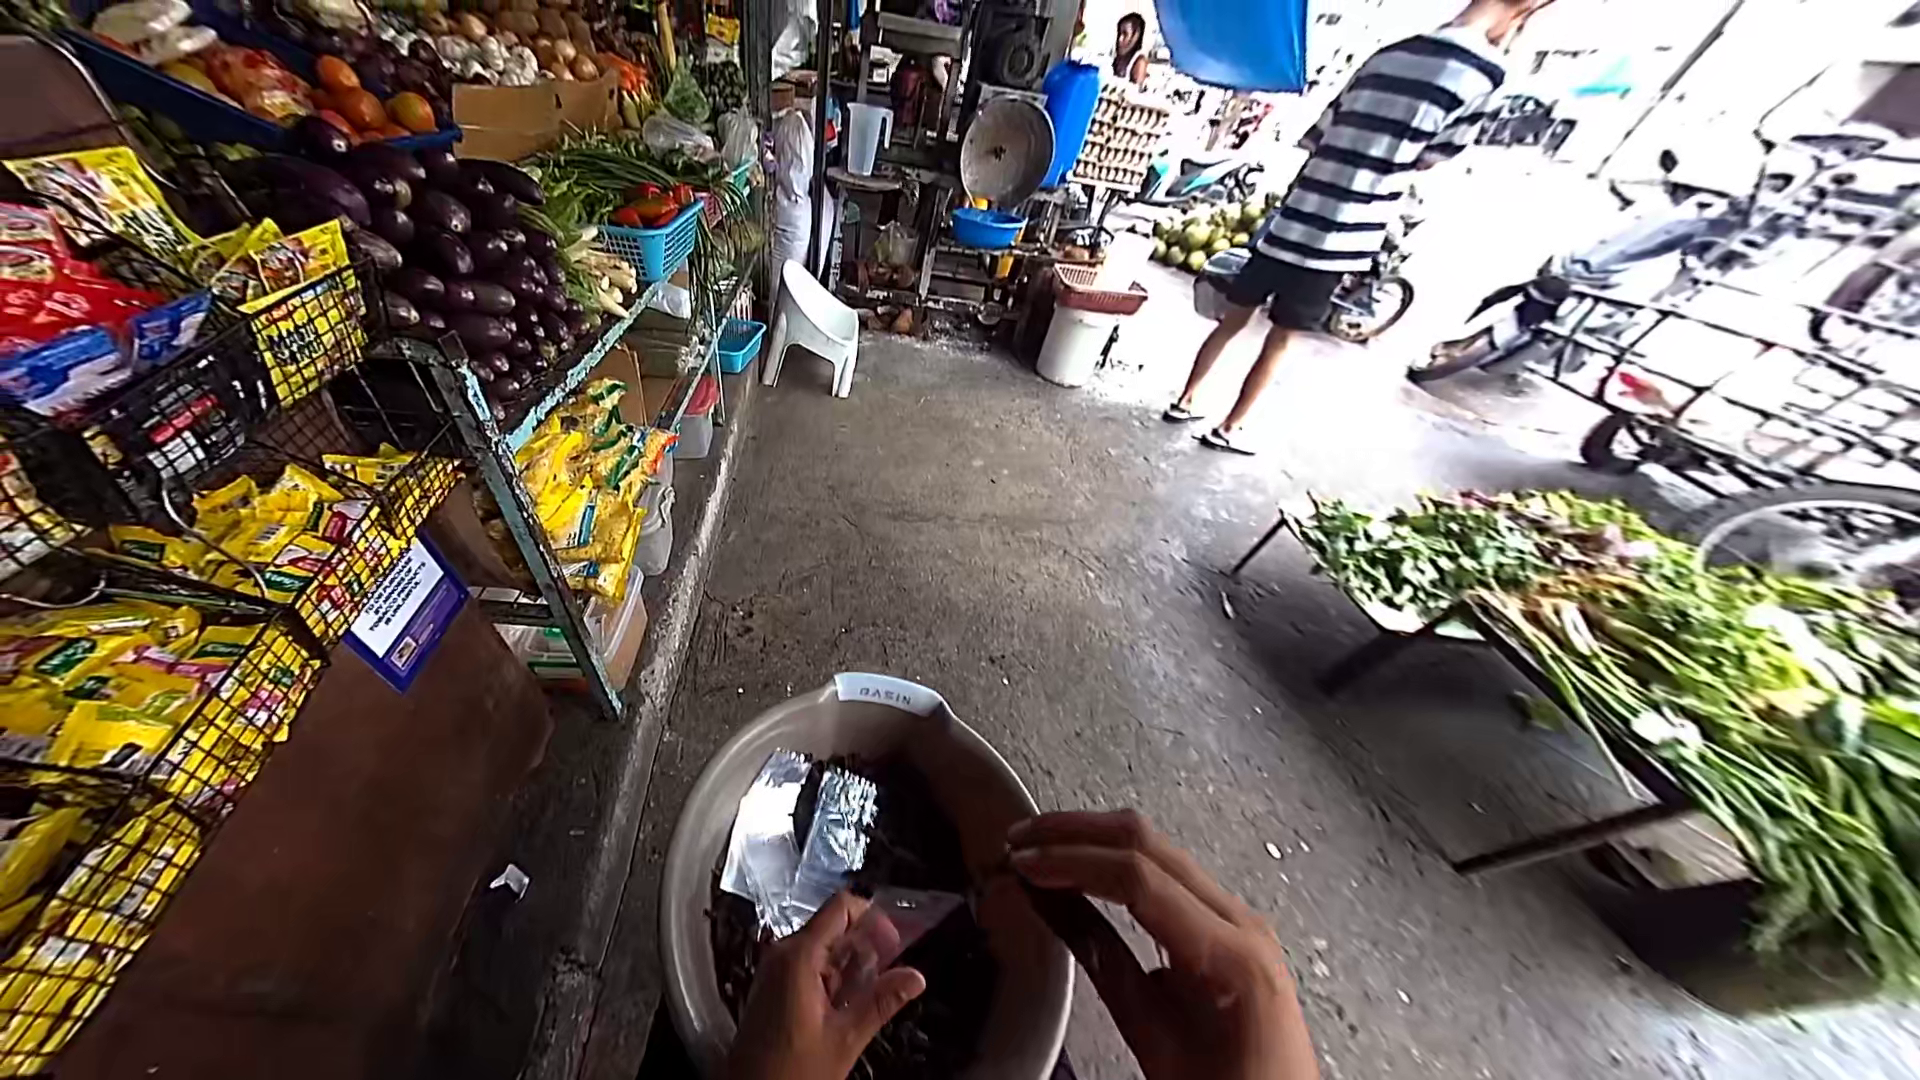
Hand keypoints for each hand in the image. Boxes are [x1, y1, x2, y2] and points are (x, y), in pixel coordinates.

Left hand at [725, 891, 927, 1079]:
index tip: (893, 943)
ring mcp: (777, 968)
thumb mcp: (844, 1040)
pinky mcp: (774, 985)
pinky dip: (833, 975)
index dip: (871, 917)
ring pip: (824, 945)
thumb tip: (917, 976)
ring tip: (870, 992)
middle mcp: (784, 952)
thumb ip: (881, 1002)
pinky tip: (846, 1003)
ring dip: (851, 963)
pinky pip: (811, 963)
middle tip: (888, 971)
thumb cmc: (791, 1075)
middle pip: (834, 925)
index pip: (841, 907)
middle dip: (865, 944)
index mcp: (799, 955)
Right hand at [1009, 810, 1319, 1079]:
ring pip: (1152, 842)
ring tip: (1038, 843)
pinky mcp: (1220, 914)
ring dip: (1089, 834)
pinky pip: (1160, 863)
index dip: (1072, 861)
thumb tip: (1045, 901)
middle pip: (1144, 841)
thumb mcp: (1155, 1040)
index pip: (1137, 879)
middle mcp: (1237, 917)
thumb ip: (1101, 963)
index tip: (1024, 862)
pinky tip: (1079, 859)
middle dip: (1074, 830)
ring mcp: (1233, 911)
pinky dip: (1111, 852)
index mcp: (1229, 954)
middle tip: (1021, 837)